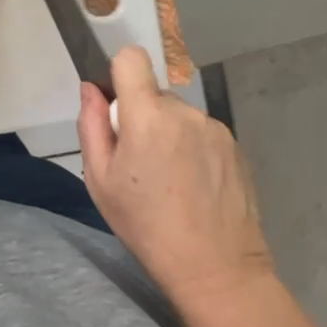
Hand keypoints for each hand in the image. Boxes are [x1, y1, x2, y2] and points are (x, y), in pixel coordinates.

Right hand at [78, 46, 274, 307]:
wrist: (216, 268)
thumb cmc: (145, 225)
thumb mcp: (100, 179)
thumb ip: (91, 126)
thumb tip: (91, 89)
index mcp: (147, 115)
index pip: (132, 58)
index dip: (119, 73)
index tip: (115, 105)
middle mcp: (185, 112)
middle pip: (154, 95)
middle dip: (141, 116)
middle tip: (138, 163)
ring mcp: (215, 128)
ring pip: (179, 116)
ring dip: (168, 134)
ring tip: (169, 180)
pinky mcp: (236, 147)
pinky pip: (202, 134)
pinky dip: (192, 149)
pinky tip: (192, 186)